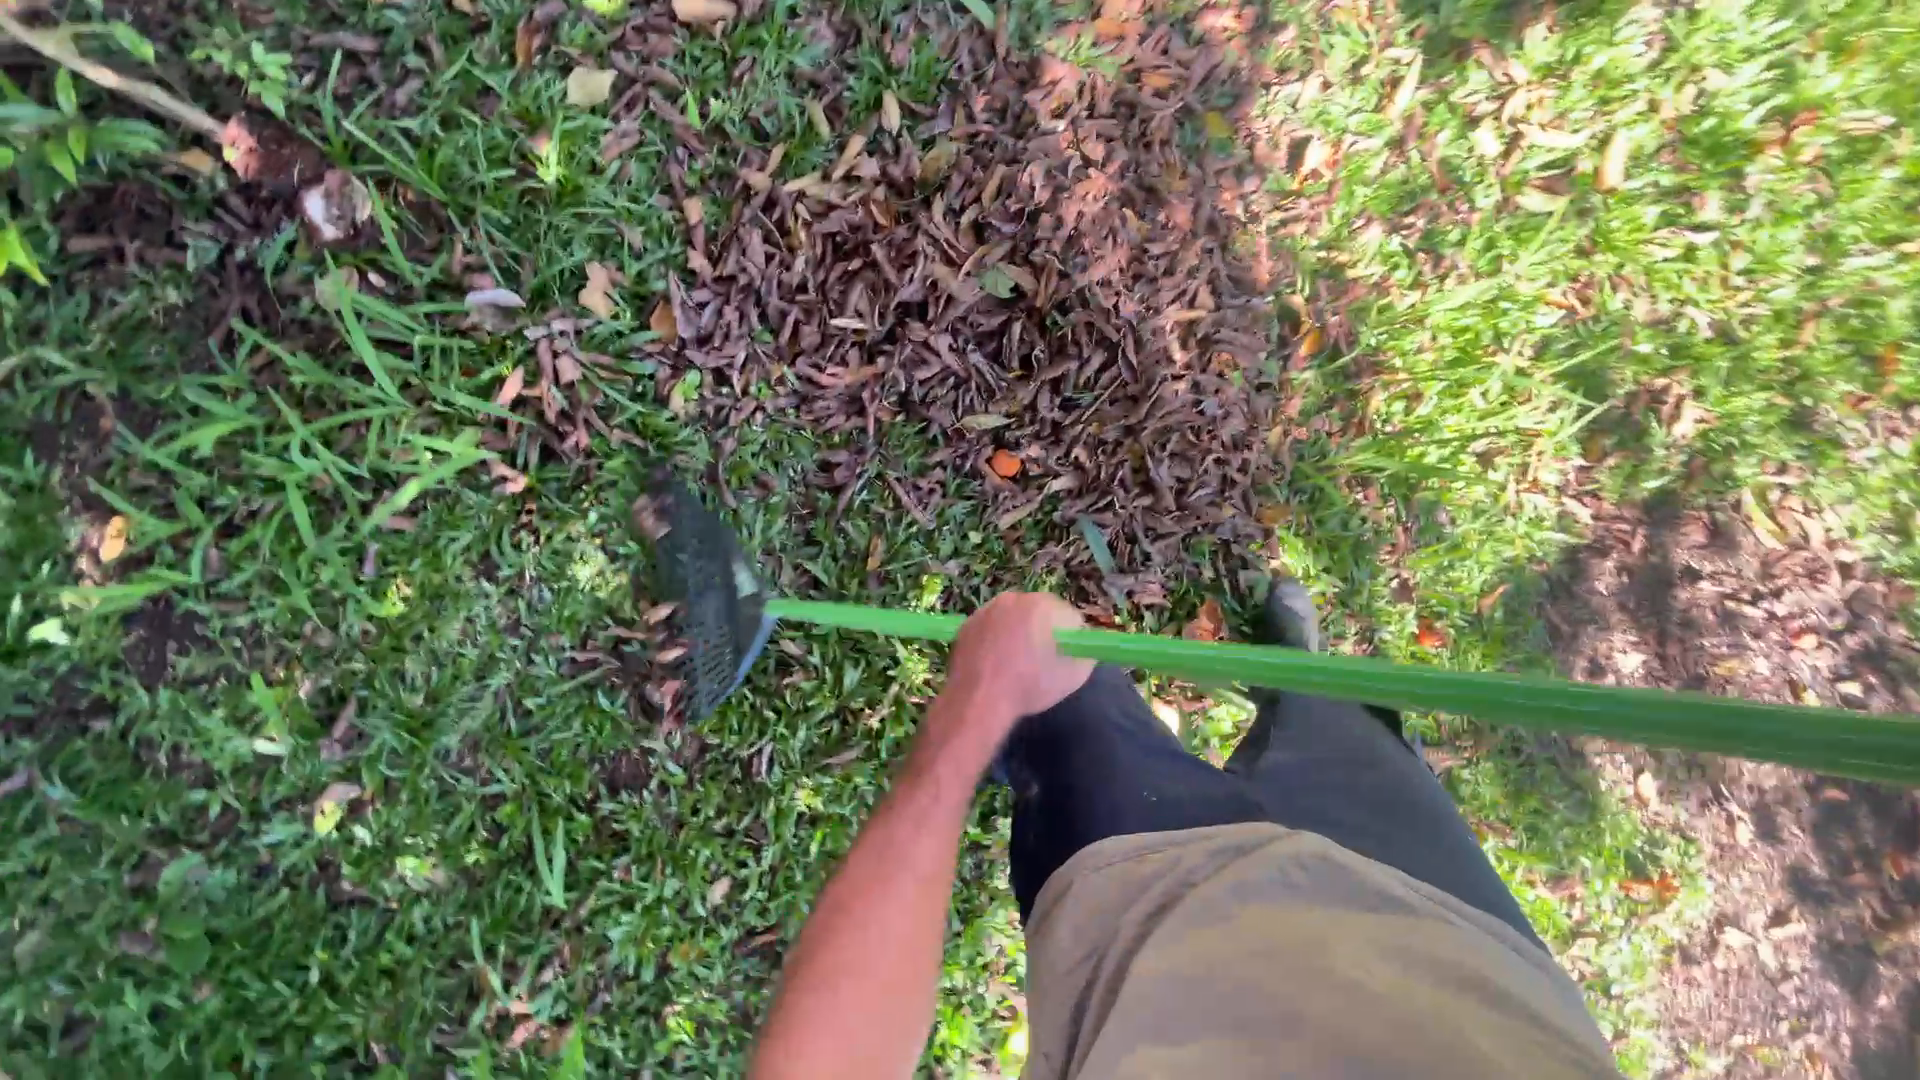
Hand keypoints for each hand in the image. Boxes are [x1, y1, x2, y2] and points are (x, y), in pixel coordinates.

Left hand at [911, 593, 1095, 778]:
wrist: (979, 699)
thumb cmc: (1030, 686)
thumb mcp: (1074, 675)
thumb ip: (1087, 654)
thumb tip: (1085, 647)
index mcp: (1042, 605)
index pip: (1068, 617)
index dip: (1070, 639)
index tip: (1064, 659)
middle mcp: (1013, 598)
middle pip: (1039, 613)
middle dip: (1043, 633)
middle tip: (1040, 662)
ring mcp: (986, 609)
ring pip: (1013, 619)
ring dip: (1018, 634)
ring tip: (1015, 665)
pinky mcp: (966, 624)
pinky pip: (991, 627)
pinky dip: (995, 640)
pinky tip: (995, 663)